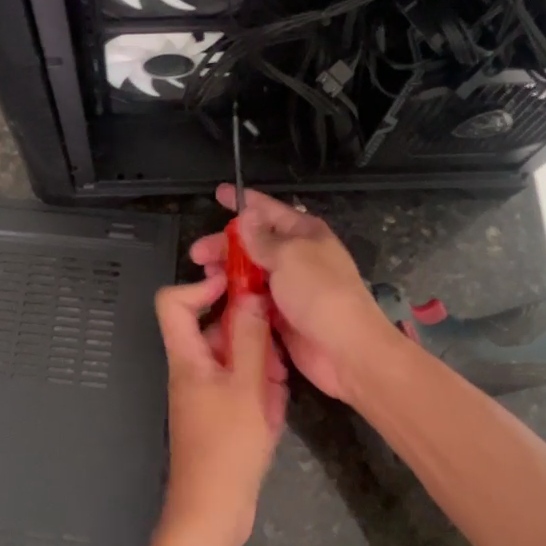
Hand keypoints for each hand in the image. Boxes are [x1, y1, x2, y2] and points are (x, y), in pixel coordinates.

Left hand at [150, 276, 285, 545]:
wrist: (213, 513)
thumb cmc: (226, 448)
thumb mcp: (247, 387)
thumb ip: (251, 338)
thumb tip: (250, 293)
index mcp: (186, 356)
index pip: (172, 301)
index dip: (200, 285)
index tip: (235, 283)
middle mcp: (191, 368)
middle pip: (214, 328)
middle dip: (249, 333)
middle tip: (276, 346)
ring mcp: (205, 393)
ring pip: (233, 358)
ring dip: (260, 365)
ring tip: (277, 387)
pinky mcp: (218, 415)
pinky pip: (240, 386)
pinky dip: (259, 391)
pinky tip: (274, 409)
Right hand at [196, 186, 397, 400]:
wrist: (347, 350)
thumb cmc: (319, 292)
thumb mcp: (288, 255)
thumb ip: (261, 238)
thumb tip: (247, 216)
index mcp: (304, 233)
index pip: (269, 210)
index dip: (243, 202)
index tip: (219, 194)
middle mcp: (298, 256)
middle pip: (255, 244)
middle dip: (226, 245)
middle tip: (198, 254)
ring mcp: (290, 288)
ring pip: (251, 273)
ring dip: (228, 273)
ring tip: (206, 278)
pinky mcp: (283, 316)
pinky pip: (254, 301)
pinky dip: (238, 299)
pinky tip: (218, 301)